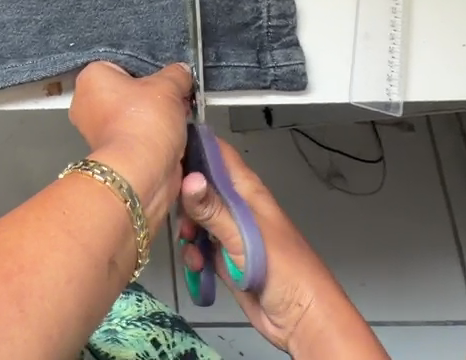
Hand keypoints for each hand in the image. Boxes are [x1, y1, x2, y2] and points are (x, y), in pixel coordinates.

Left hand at [68, 61, 192, 221]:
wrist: (141, 173)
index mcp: (91, 78)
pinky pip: (136, 136)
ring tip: (178, 118)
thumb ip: (176, 74)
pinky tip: (173, 137)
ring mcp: (97, 130)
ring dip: (157, 118)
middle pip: (129, 92)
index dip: (148, 71)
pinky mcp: (112, 153)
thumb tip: (181, 71)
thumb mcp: (168, 87)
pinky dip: (153, 138)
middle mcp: (87, 103)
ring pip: (134, 115)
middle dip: (155, 97)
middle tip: (176, 99)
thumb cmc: (144, 122)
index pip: (122, 65)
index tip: (167, 80)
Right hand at [179, 139, 385, 357]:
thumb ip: (211, 208)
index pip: (216, 152)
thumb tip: (185, 177)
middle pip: (199, 184)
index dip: (192, 145)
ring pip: (195, 216)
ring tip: (189, 240)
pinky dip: (193, 252)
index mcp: (245, 188)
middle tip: (171, 206)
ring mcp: (228, 230)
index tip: (164, 149)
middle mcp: (234, 204)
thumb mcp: (243, 236)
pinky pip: (199, 245)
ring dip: (187, 227)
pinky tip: (196, 264)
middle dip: (182, 194)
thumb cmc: (281, 268)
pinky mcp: (223, 256)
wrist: (301, 319)